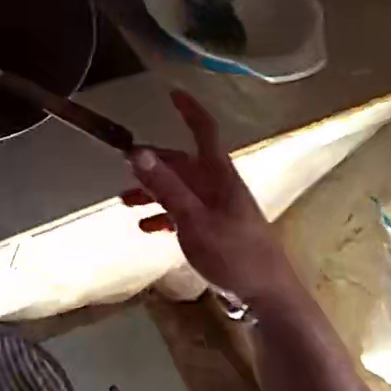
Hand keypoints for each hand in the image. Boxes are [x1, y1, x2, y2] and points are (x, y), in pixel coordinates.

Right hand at [122, 91, 299, 304]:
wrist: (267, 296)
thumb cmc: (234, 254)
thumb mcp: (193, 219)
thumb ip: (164, 186)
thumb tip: (135, 152)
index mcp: (219, 175)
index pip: (204, 132)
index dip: (189, 111)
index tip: (172, 93)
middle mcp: (218, 186)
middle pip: (183, 163)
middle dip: (153, 162)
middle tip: (124, 166)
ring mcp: (218, 209)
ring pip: (180, 189)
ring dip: (153, 191)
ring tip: (124, 201)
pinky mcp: (215, 231)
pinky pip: (184, 213)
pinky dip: (164, 215)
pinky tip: (146, 227)